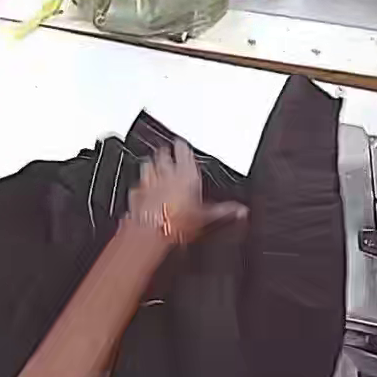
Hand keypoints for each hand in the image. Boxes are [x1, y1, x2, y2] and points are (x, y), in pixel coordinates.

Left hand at [126, 138, 245, 246]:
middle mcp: (165, 172)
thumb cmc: (178, 222)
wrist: (152, 231)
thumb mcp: (208, 217)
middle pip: (163, 154)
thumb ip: (225, 211)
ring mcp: (148, 181)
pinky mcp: (136, 193)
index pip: (183, 150)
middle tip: (167, 152)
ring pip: (148, 165)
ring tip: (152, 165)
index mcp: (185, 173)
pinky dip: (140, 187)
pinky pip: (138, 186)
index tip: (182, 144)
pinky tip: (141, 190)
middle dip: (165, 153)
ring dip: (151, 165)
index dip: (182, 147)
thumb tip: (241, 211)